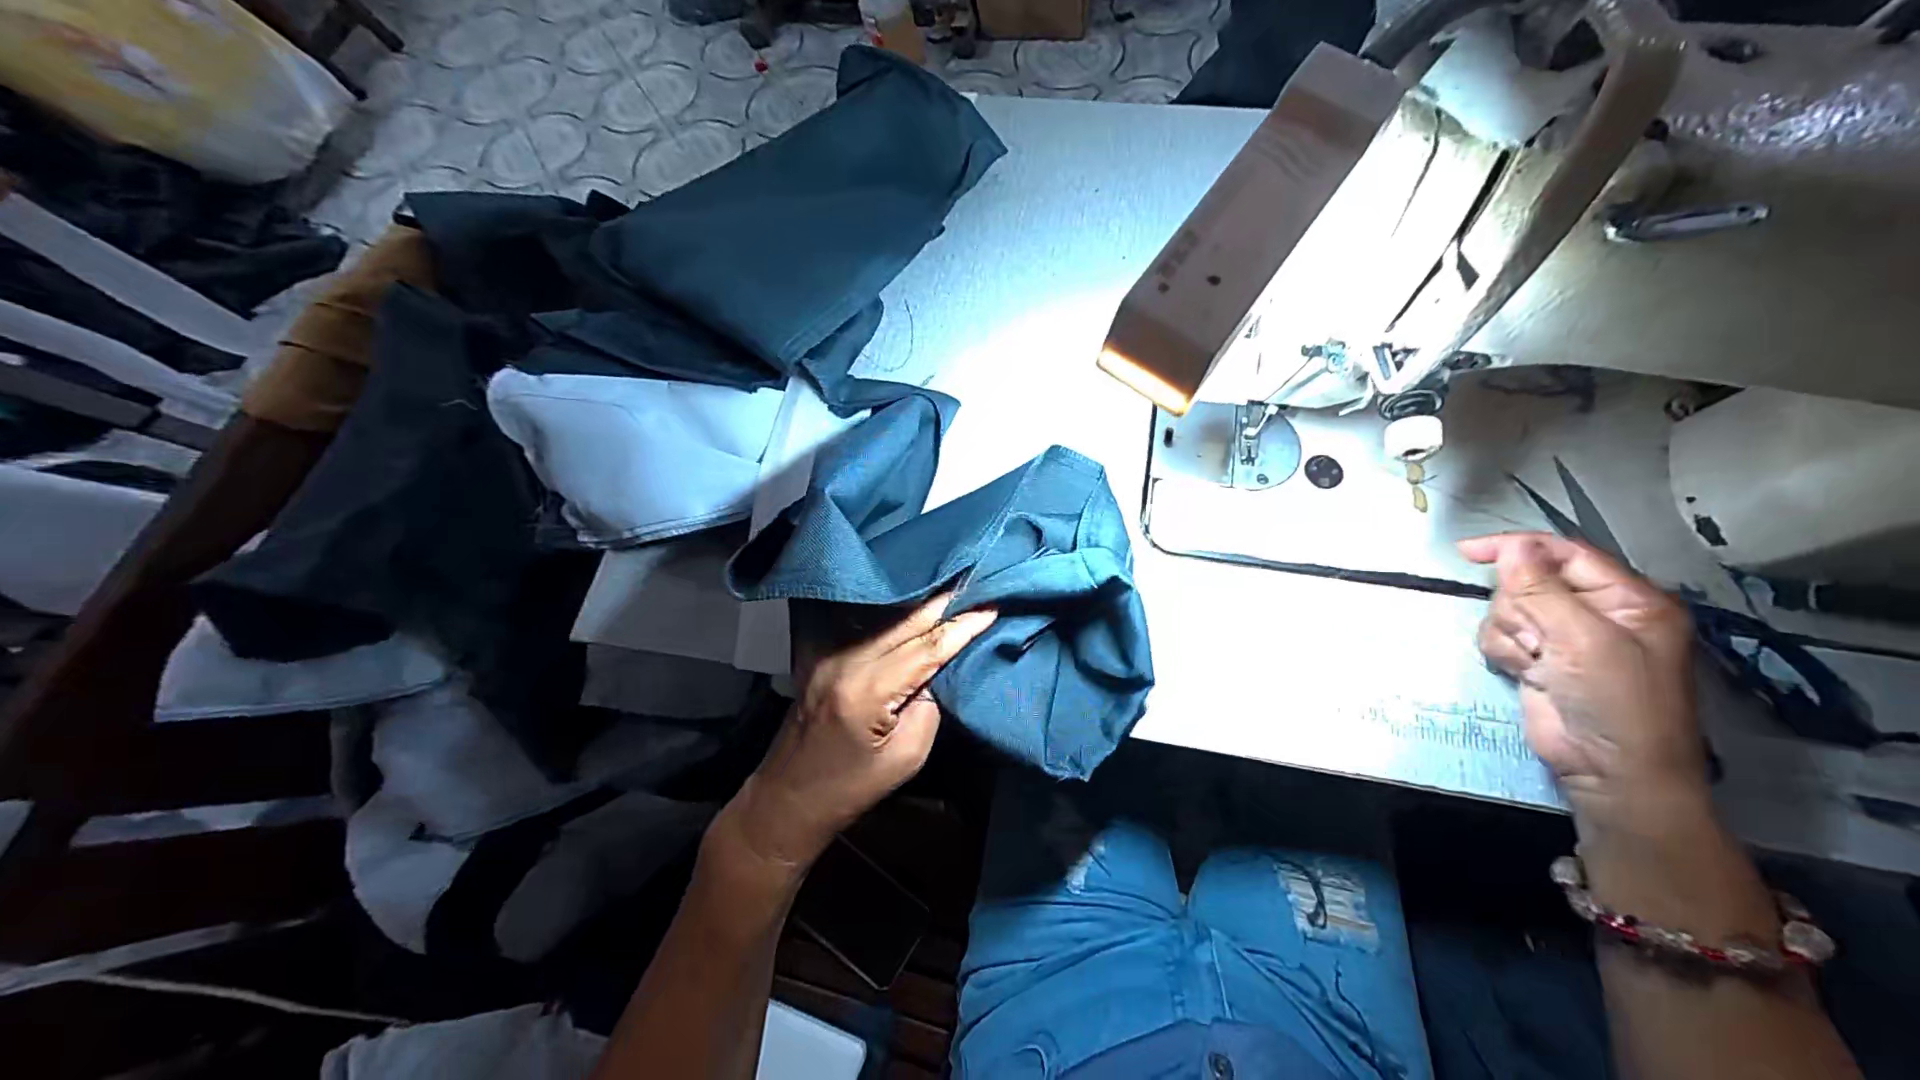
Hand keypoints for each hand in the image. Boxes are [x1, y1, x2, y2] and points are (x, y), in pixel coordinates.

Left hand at [727, 593, 997, 869]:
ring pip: (883, 615)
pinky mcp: (819, 652)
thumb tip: (938, 668)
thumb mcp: (907, 756)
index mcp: (866, 689)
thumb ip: (928, 704)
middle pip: (904, 620)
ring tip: (952, 586)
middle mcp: (843, 659)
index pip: (926, 646)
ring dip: (919, 601)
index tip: (992, 606)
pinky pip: (863, 623)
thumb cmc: (851, 787)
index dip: (962, 626)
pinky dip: (892, 612)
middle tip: (977, 580)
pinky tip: (912, 601)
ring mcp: (826, 651)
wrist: (789, 797)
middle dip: (943, 601)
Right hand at [1460, 533, 1705, 824]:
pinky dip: (1504, 651)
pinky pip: (1498, 635)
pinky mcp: (1537, 658)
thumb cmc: (1616, 702)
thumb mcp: (1584, 639)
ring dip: (1511, 634)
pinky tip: (1525, 672)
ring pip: (1506, 609)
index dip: (1518, 547)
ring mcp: (1563, 637)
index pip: (1563, 553)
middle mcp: (1594, 612)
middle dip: (1521, 608)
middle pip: (1527, 581)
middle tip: (1540, 640)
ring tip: (1537, 662)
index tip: (1469, 552)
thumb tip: (1511, 548)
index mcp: (1626, 598)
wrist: (1610, 770)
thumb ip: (1542, 589)